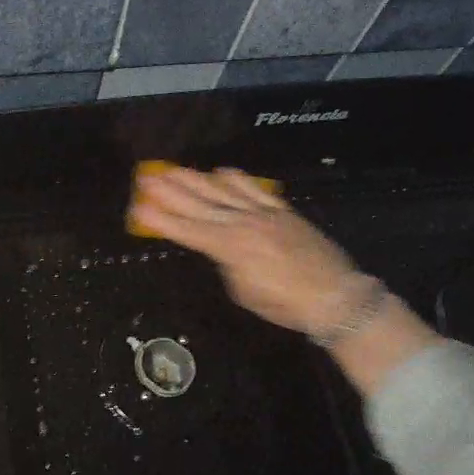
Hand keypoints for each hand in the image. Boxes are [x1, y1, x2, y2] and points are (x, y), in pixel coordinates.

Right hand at [129, 165, 361, 334]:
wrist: (335, 295)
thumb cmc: (285, 304)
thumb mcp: (243, 291)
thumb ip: (226, 263)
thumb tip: (219, 248)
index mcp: (228, 247)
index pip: (185, 230)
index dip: (160, 220)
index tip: (138, 208)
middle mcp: (241, 223)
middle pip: (198, 204)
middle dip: (170, 191)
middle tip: (148, 179)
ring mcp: (262, 213)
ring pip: (222, 191)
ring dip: (195, 180)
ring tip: (173, 170)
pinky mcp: (282, 211)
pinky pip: (254, 189)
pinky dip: (235, 179)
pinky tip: (221, 172)